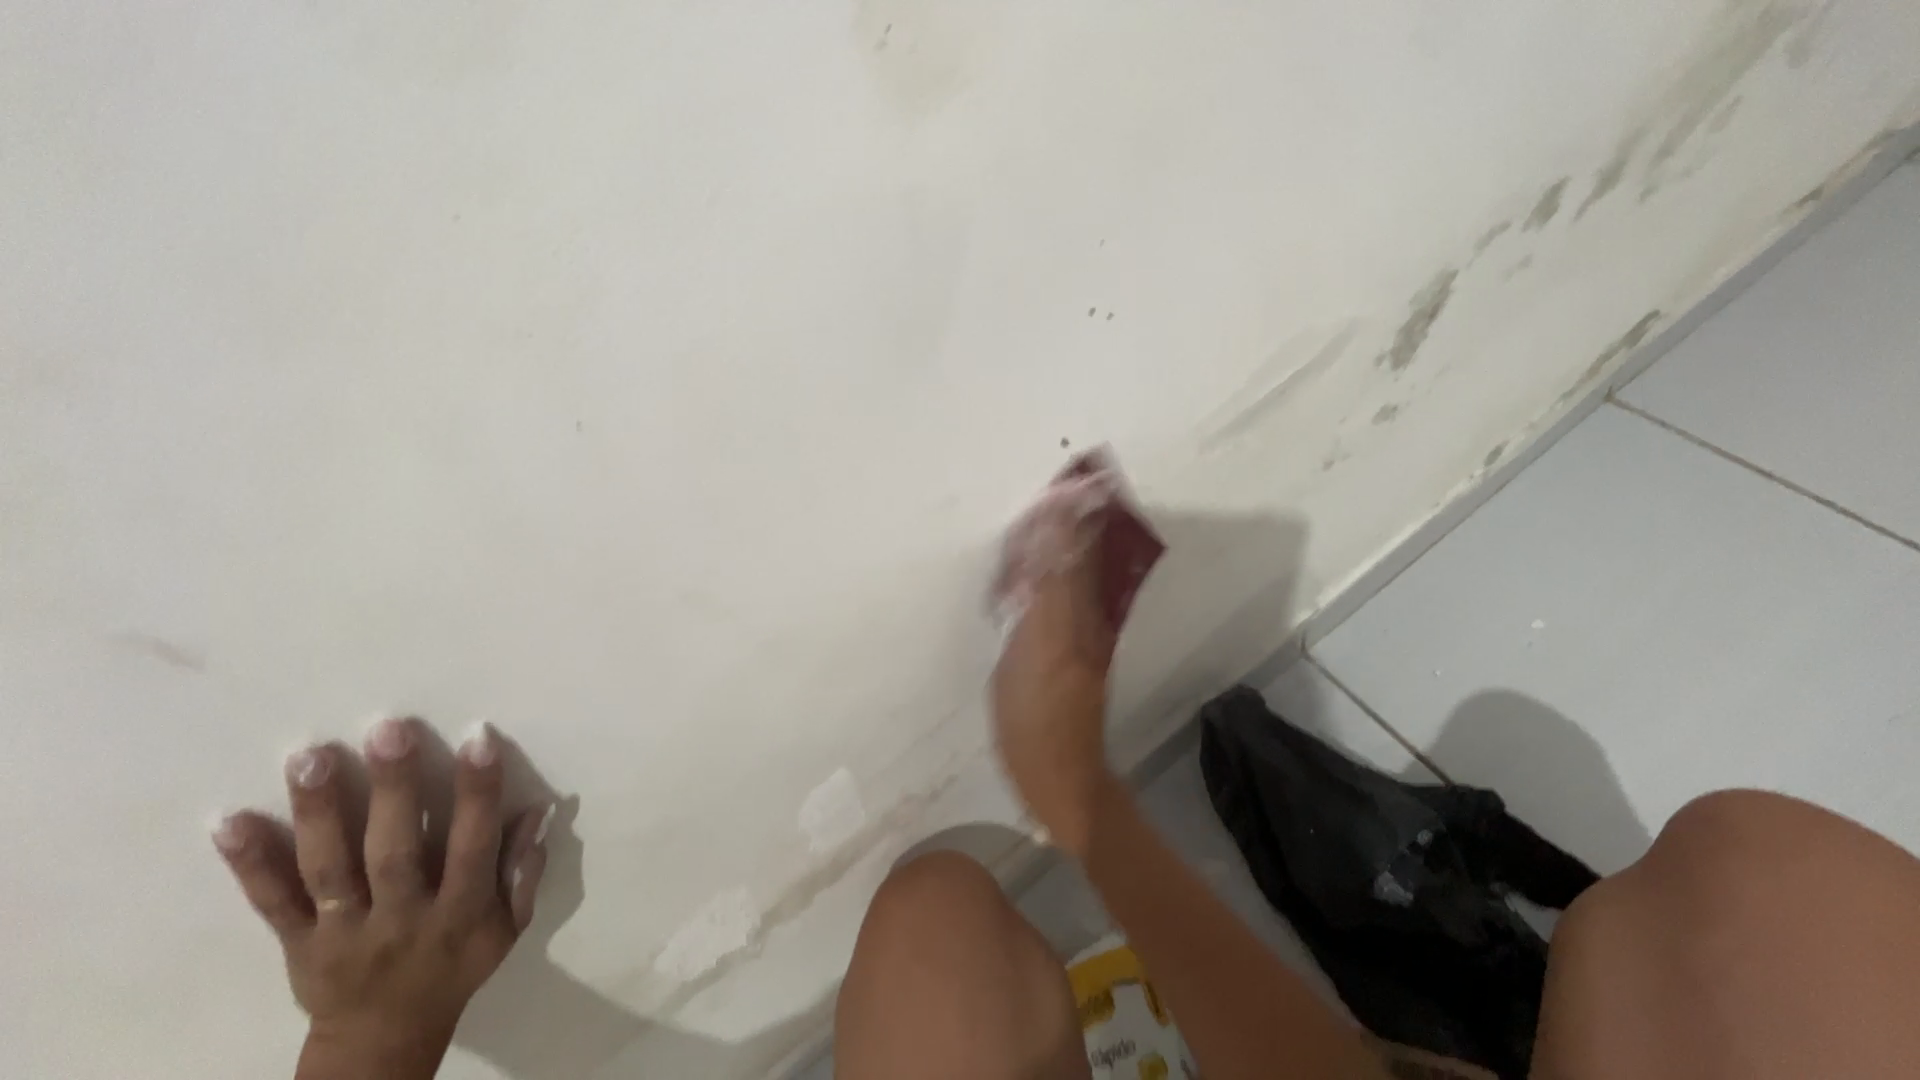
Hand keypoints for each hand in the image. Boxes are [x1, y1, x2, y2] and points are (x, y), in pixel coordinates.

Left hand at [213, 720, 551, 1079]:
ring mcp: (344, 931)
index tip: (478, 739)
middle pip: (394, 851)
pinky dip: (250, 863)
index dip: (477, 793)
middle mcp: (402, 919)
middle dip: (392, 789)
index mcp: (460, 913)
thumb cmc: (457, 967)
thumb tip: (537, 810)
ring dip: (319, 811)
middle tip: (388, 730)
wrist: (384, 1038)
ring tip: (311, 756)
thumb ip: (522, 871)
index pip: (472, 845)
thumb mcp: (508, 927)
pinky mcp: (297, 942)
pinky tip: (229, 821)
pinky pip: (272, 902)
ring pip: (329, 868)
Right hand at [991, 474, 1123, 858]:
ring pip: (1082, 578)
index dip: (1065, 523)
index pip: (1064, 560)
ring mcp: (1084, 640)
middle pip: (1081, 562)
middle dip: (1081, 522)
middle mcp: (1081, 624)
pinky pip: (1079, 599)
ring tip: (1080, 505)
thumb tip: (1036, 564)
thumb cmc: (1030, 726)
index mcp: (1063, 623)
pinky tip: (1068, 560)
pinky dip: (1075, 570)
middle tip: (1084, 481)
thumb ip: (1030, 614)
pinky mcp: (1080, 655)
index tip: (1068, 486)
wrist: (1063, 776)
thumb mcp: (1019, 668)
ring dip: (1080, 540)